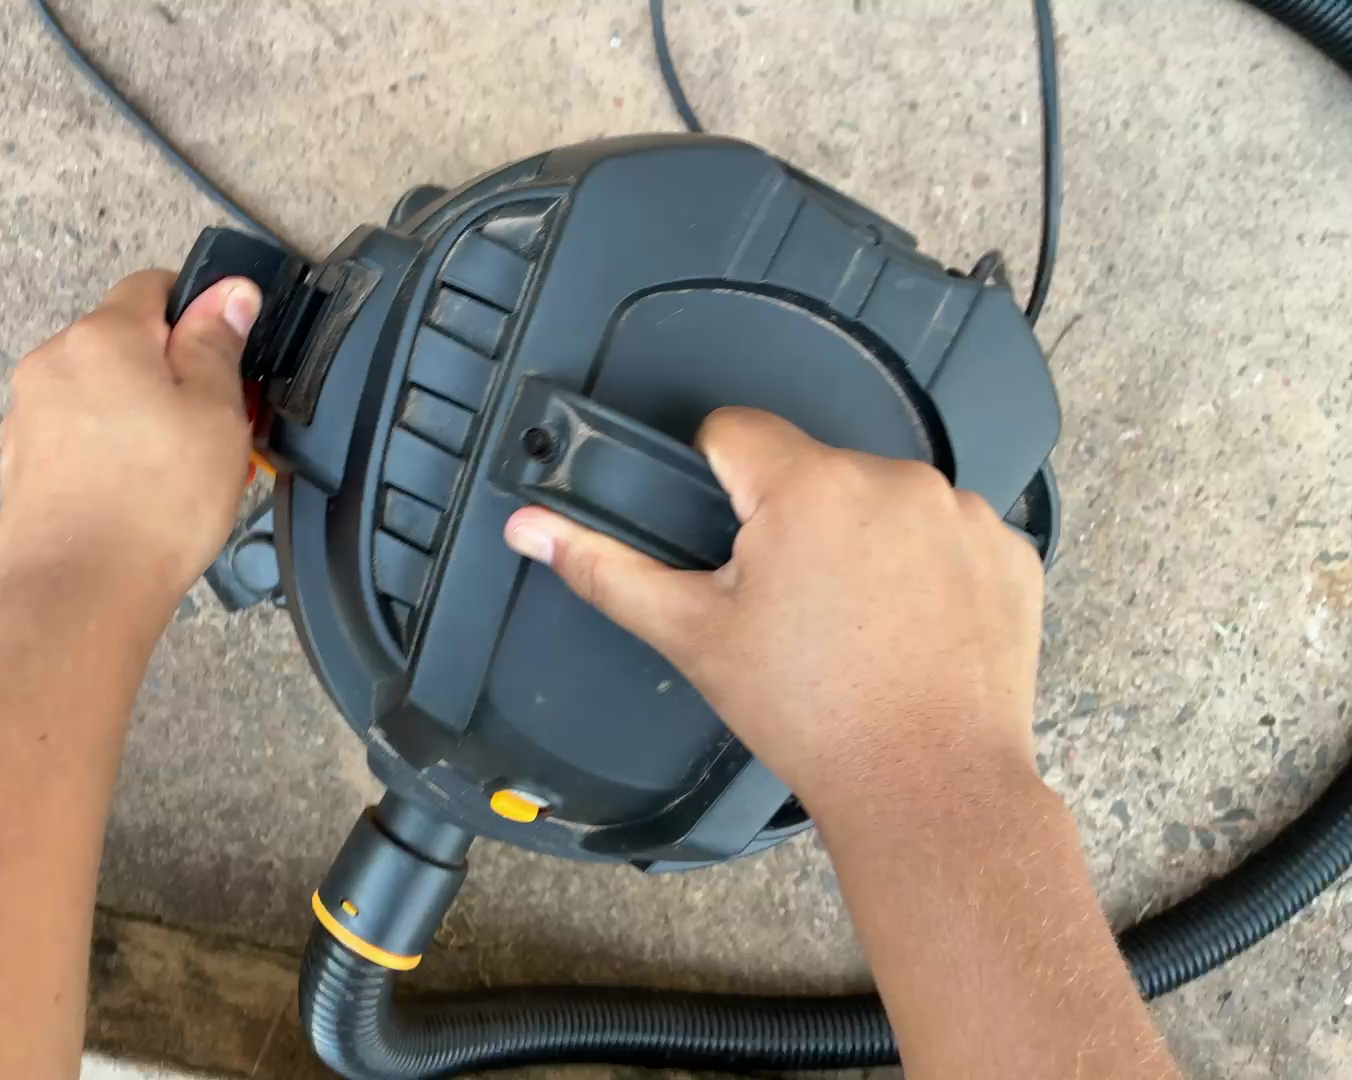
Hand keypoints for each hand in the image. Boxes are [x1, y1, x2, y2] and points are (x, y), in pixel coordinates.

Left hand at [0, 269, 258, 610]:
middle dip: (170, 371)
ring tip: (177, 469)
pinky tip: (138, 490)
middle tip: (211, 427)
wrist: (85, 591)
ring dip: (140, 411)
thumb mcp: (215, 415)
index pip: (154, 286)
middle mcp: (53, 361)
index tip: (223, 360)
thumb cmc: (160, 503)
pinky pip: (78, 432)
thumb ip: (218, 344)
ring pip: (101, 390)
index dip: (198, 314)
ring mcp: (28, 413)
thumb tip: (230, 291)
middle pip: (125, 342)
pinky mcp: (21, 460)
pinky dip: (110, 445)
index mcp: (104, 337)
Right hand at [502, 408, 1046, 820]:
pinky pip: (934, 523)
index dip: (708, 473)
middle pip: (801, 465)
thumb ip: (601, 566)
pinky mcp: (1007, 547)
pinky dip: (909, 555)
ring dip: (843, 531)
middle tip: (773, 594)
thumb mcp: (686, 632)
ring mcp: (961, 510)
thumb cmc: (805, 708)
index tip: (717, 531)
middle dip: (777, 512)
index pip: (733, 429)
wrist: (927, 786)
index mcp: (806, 488)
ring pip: (866, 492)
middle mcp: (892, 478)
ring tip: (836, 611)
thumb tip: (529, 527)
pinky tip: (894, 618)